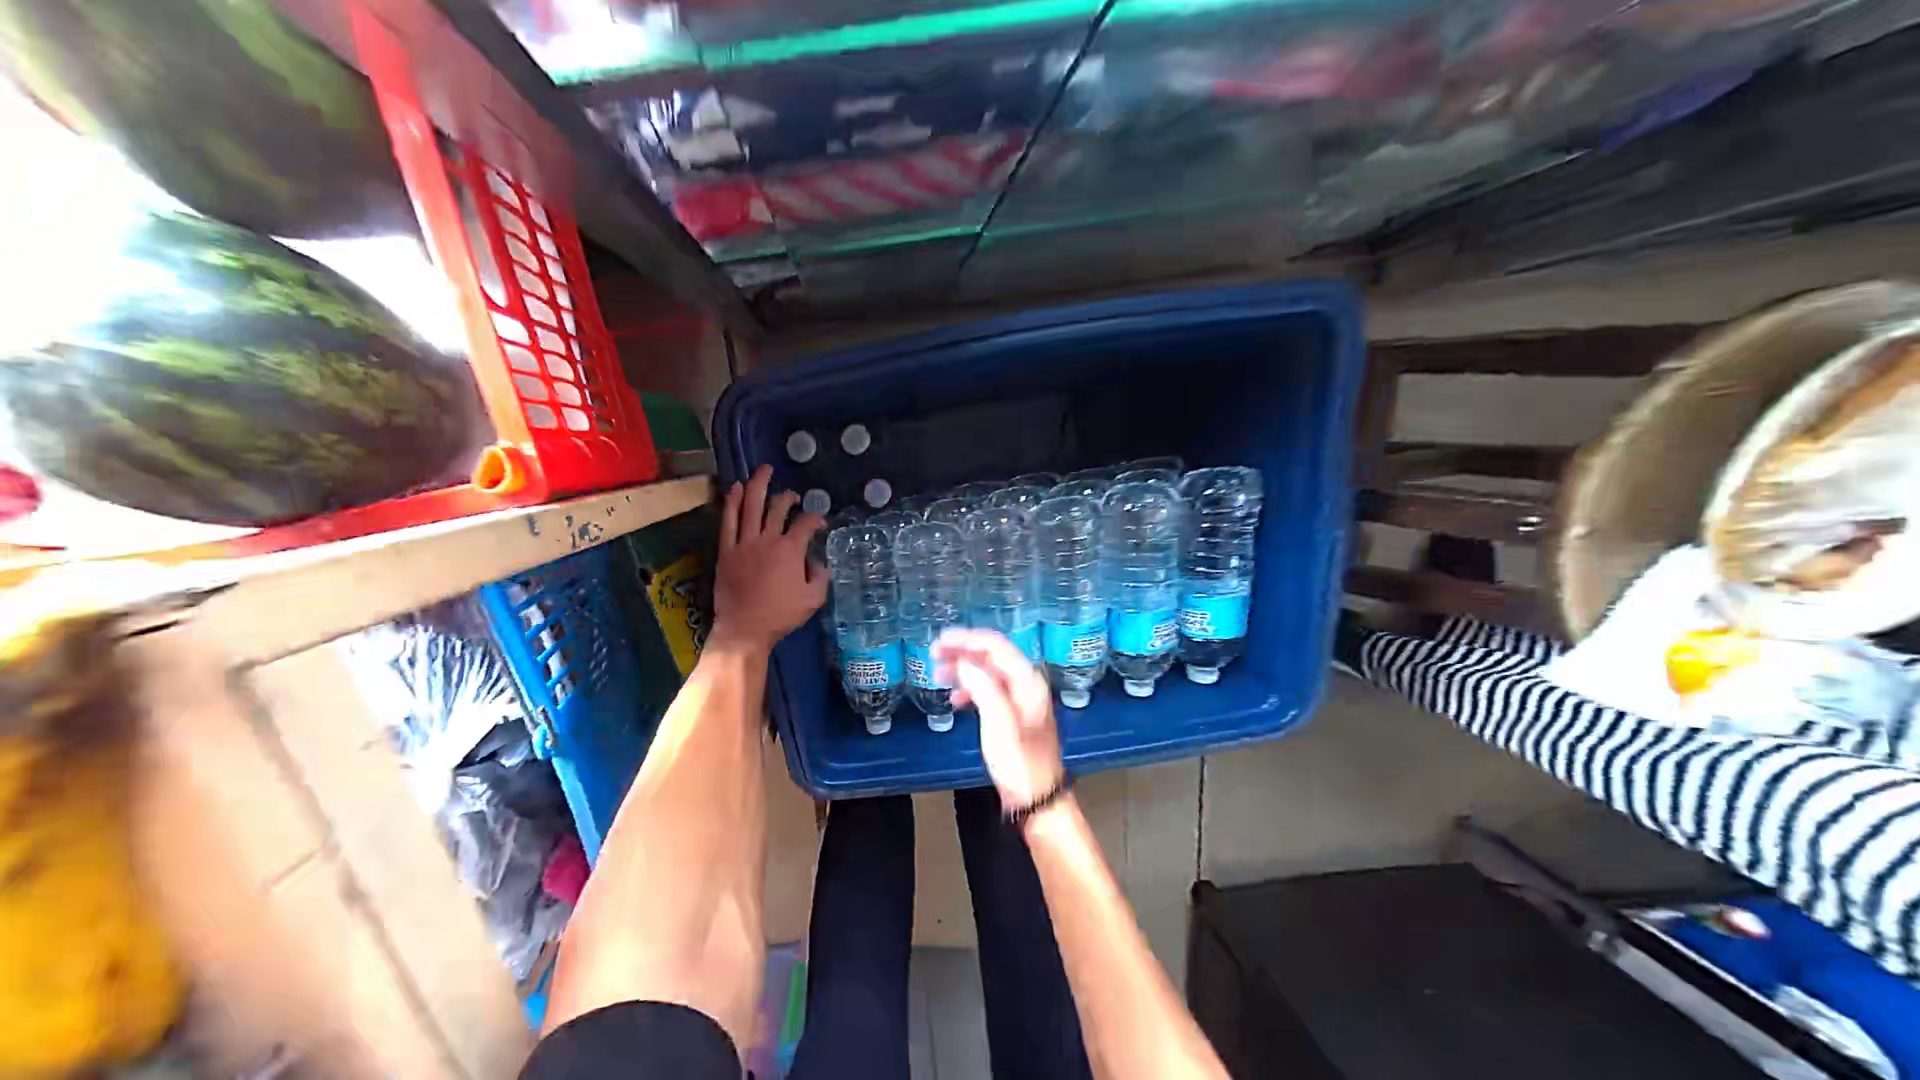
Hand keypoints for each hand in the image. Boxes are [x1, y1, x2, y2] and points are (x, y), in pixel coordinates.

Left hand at [711, 464, 826, 652]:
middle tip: (792, 496)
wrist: (745, 629)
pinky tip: (734, 488)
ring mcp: (744, 543)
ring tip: (763, 471)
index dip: (816, 519)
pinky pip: (728, 520)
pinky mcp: (727, 550)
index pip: (805, 523)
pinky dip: (731, 502)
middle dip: (788, 497)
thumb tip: (816, 561)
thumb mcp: (814, 599)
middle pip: (777, 508)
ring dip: (758, 485)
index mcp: (790, 550)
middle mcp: (767, 540)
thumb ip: (820, 575)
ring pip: (751, 506)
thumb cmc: (781, 615)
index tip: (820, 524)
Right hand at [933, 628, 1063, 808]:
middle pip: (991, 655)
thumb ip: (983, 688)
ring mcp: (1021, 698)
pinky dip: (970, 688)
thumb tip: (965, 663)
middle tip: (935, 653)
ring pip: (988, 671)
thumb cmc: (1020, 764)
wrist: (1037, 799)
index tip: (942, 640)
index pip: (995, 646)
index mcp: (1028, 682)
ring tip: (939, 674)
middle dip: (962, 651)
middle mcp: (1027, 684)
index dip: (967, 639)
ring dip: (963, 669)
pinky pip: (989, 689)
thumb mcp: (999, 724)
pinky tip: (956, 698)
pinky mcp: (1013, 713)